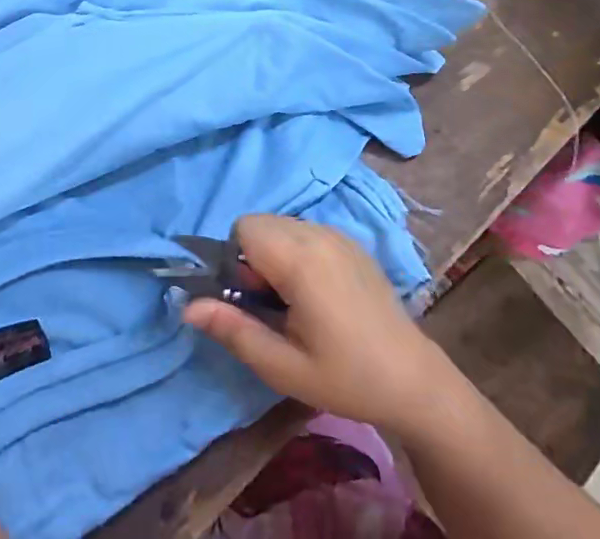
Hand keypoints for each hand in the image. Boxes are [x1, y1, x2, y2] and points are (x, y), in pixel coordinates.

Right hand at [181, 215, 457, 437]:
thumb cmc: (344, 377)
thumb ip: (232, 330)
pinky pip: (307, 231)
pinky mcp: (353, 242)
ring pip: (283, 226)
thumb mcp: (282, 366)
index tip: (250, 300)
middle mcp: (320, 234)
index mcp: (302, 260)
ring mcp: (340, 235)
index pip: (244, 227)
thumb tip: (188, 306)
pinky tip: (316, 294)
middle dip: (252, 257)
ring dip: (274, 254)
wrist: (411, 377)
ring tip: (294, 302)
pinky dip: (297, 252)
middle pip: (262, 223)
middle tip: (271, 306)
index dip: (235, 261)